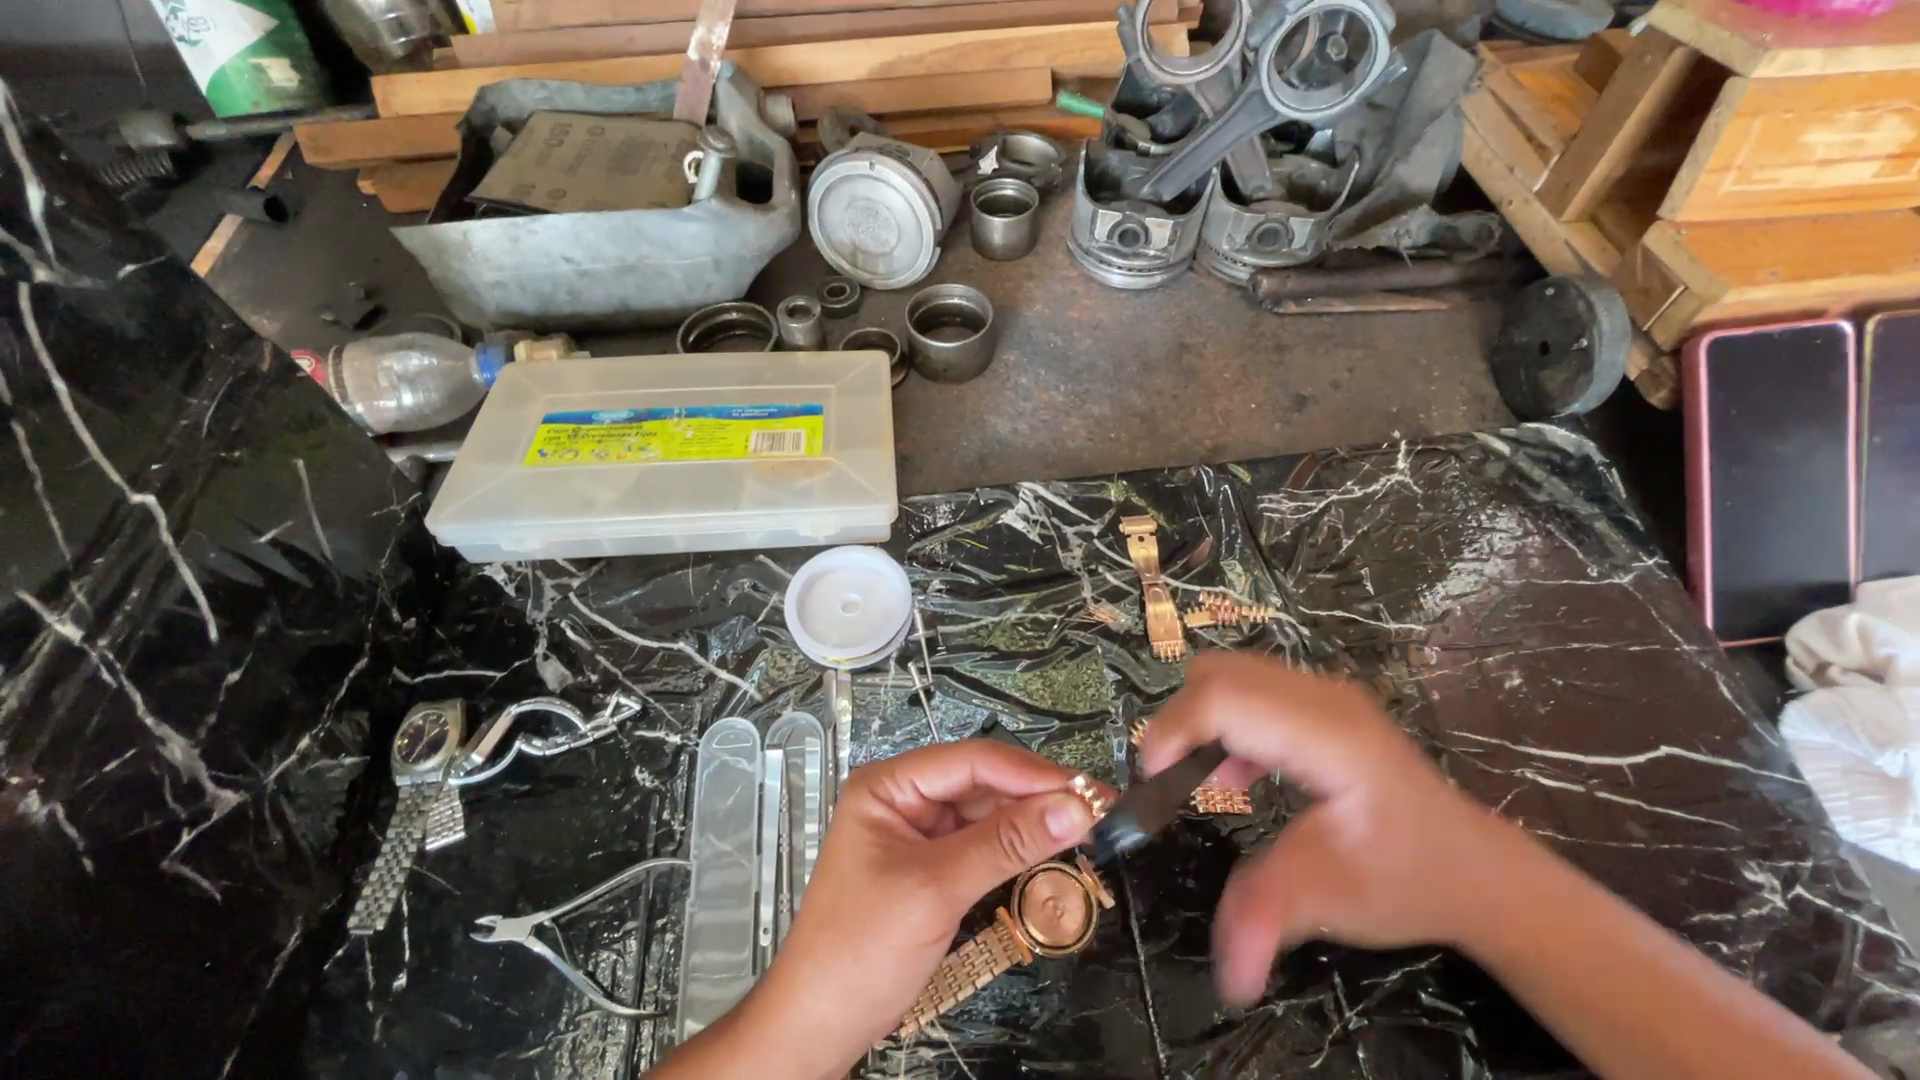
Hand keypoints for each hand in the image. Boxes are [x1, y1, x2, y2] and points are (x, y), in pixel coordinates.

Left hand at [707, 741, 1104, 1078]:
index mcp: (889, 785)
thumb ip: (1006, 843)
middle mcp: (904, 797)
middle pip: (982, 782)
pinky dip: (1015, 847)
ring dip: (1031, 821)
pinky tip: (1050, 849)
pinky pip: (981, 843)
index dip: (1031, 772)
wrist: (819, 1023)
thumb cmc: (864, 947)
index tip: (1088, 790)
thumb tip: (1076, 808)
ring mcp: (917, 832)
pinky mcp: (930, 865)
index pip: (971, 761)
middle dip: (1036, 796)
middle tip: (1099, 811)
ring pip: (986, 812)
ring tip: (1087, 830)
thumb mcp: (937, 889)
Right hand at [1139, 652, 1538, 1005]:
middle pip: (1219, 674)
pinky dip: (1222, 723)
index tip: (1154, 784)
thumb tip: (1226, 978)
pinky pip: (1248, 689)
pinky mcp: (1321, 705)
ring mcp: (1324, 695)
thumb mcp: (1331, 902)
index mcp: (1329, 738)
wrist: (1475, 870)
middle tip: (1169, 783)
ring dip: (1198, 721)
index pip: (1226, 698)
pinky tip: (1236, 776)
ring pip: (1229, 674)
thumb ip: (1266, 921)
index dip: (1174, 730)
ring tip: (1200, 781)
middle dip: (1178, 723)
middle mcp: (1323, 699)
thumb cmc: (1408, 882)